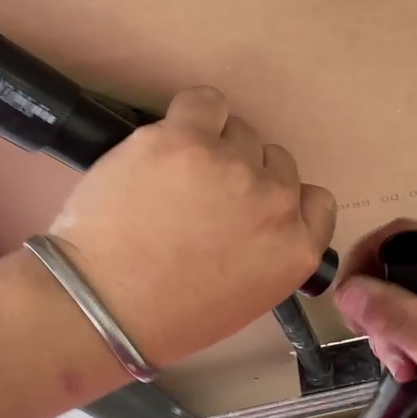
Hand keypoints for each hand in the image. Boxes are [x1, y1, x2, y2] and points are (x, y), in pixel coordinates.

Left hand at [46, 86, 337, 367]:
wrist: (99, 306)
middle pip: (277, 161)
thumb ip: (271, 248)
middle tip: (205, 198)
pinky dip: (193, 115)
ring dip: (217, 146)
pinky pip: (205, 103)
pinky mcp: (184, 138)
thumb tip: (258, 212)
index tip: (255, 207)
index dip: (283, 200)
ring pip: (241, 131)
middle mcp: (276, 202)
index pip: (316, 200)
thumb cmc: (168, 315)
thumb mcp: (249, 296)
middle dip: (247, 175)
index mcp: (297, 248)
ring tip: (179, 174)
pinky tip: (172, 139)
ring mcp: (232, 166)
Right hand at [332, 219, 416, 417]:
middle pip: (394, 267)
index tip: (347, 292)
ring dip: (388, 332)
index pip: (400, 233)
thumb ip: (392, 313)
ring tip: (401, 364)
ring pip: (397, 299)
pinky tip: (409, 370)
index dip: (367, 255)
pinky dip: (400, 344)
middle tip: (370, 336)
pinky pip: (409, 321)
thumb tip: (346, 289)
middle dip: (376, 305)